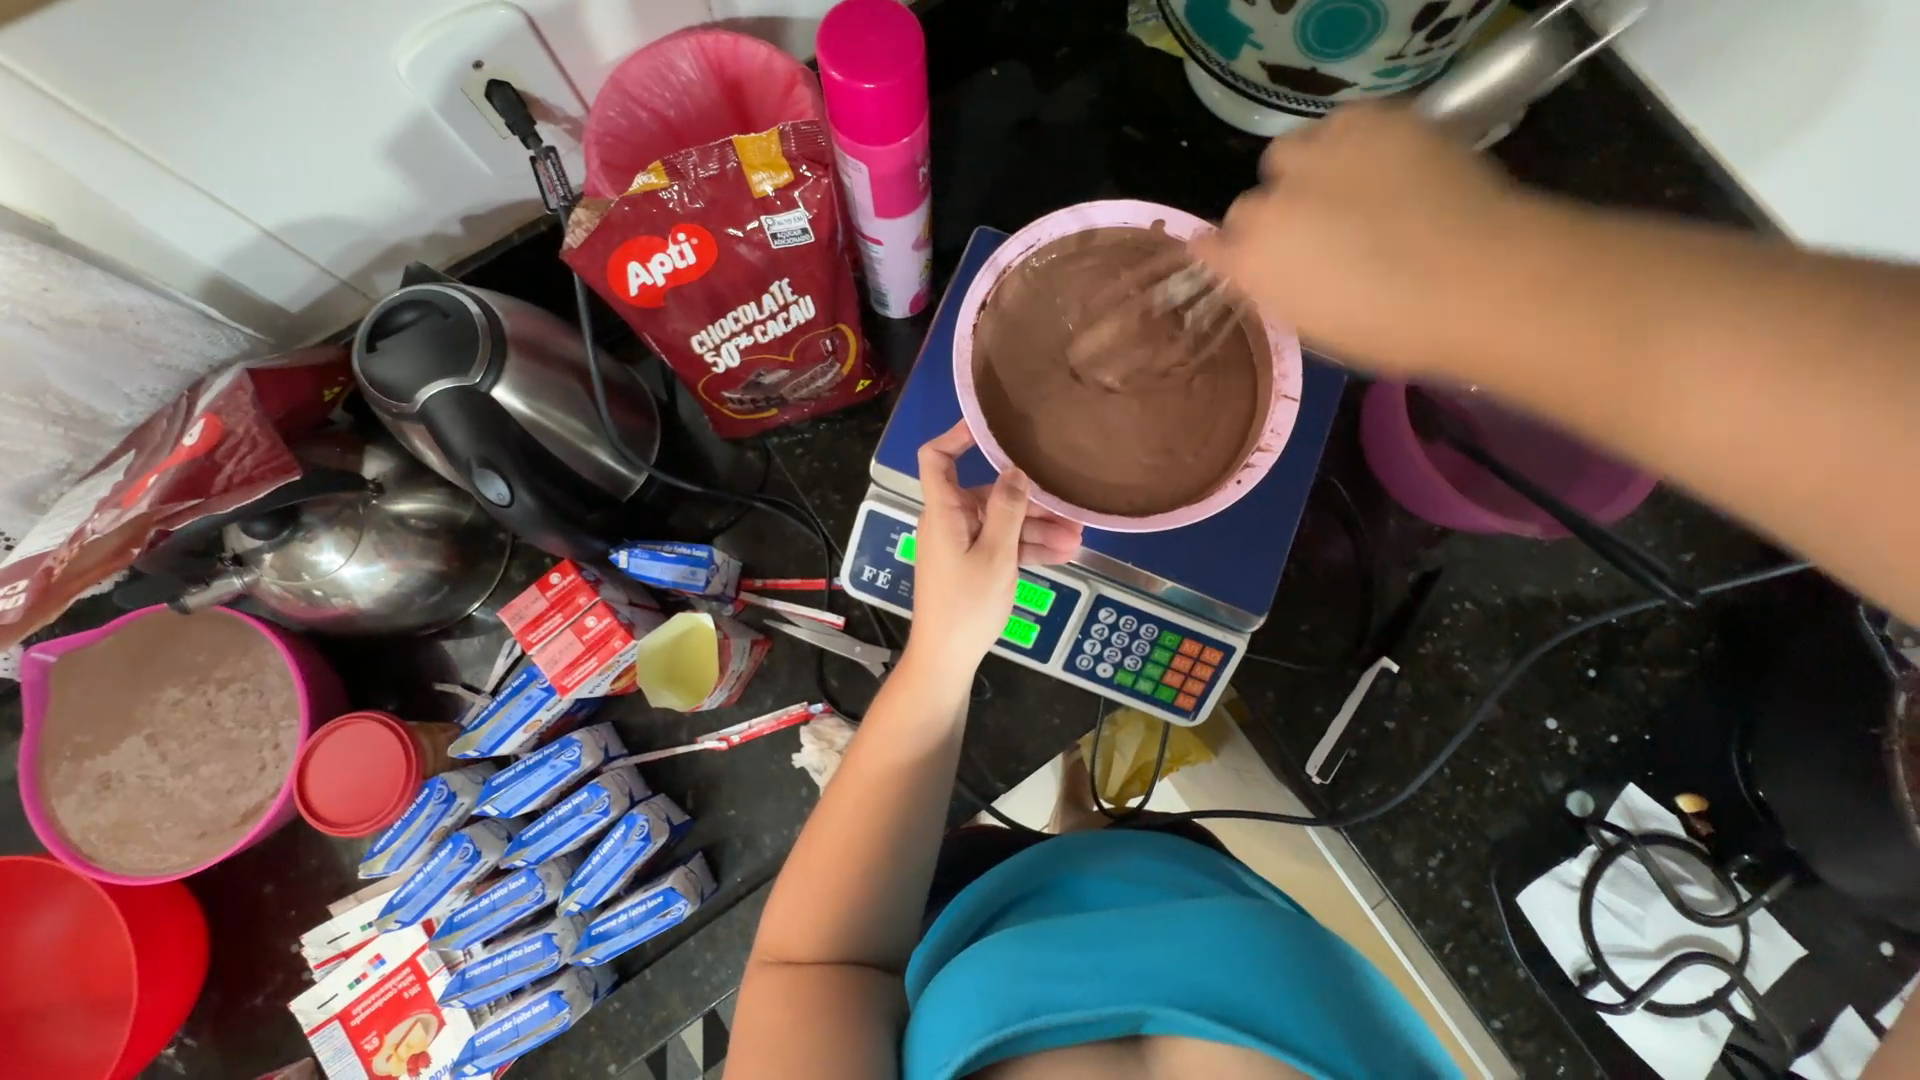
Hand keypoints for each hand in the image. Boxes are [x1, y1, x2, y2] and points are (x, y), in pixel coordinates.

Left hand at [905, 422, 1081, 665]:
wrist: (947, 657)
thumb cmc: (967, 604)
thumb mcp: (996, 554)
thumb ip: (1008, 509)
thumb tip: (1016, 470)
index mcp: (943, 511)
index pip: (936, 458)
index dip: (959, 435)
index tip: (994, 426)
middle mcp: (950, 520)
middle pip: (989, 493)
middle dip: (1030, 499)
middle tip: (1069, 507)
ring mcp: (962, 543)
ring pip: (1003, 522)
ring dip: (1038, 528)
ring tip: (1077, 537)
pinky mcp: (973, 564)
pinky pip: (1003, 545)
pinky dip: (1028, 549)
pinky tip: (1065, 555)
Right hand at [1190, 103, 1541, 378]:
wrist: (1478, 279)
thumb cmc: (1395, 328)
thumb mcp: (1317, 326)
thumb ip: (1280, 291)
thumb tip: (1275, 271)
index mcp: (1253, 265)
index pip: (1210, 247)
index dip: (1226, 252)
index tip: (1242, 257)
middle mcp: (1271, 207)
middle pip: (1249, 203)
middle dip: (1274, 215)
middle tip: (1316, 231)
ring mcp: (1318, 158)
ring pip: (1287, 153)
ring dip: (1304, 171)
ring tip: (1346, 188)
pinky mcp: (1368, 121)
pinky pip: (1338, 123)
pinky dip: (1350, 140)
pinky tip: (1379, 162)